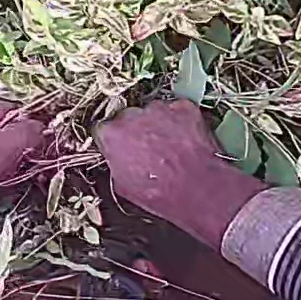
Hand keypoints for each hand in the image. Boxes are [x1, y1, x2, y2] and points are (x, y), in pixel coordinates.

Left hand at [0, 99, 45, 234]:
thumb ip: (21, 135)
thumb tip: (43, 127)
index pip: (16, 111)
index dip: (33, 128)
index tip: (46, 145)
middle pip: (14, 131)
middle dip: (26, 149)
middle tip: (36, 165)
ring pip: (10, 150)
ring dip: (20, 164)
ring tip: (22, 177)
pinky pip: (2, 165)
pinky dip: (11, 174)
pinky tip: (12, 184)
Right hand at [97, 100, 266, 249]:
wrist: (197, 188)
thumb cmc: (162, 192)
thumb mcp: (123, 185)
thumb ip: (114, 162)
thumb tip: (117, 159)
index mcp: (112, 134)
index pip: (103, 128)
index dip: (113, 139)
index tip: (120, 145)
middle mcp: (132, 115)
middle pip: (128, 117)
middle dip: (136, 130)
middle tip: (148, 149)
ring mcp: (159, 109)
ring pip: (154, 111)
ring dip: (159, 124)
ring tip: (170, 146)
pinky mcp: (183, 107)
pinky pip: (178, 110)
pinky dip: (181, 121)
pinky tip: (185, 139)